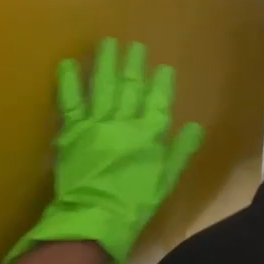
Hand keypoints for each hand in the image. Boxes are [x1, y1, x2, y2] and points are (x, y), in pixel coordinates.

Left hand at [3, 39, 204, 263]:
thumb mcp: (166, 180)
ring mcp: (95, 124)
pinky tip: (69, 64)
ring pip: (102, 86)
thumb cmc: (135, 203)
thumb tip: (194, 127)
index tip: (163, 67)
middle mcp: (123, 121)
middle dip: (133, 64)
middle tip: (134, 45)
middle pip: (129, 87)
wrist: (94, 219)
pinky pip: (70, 102)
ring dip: (105, 63)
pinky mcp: (71, 132)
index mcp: (149, 133)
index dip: (161, 83)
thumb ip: (180, 151)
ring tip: (107, 43)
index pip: (157, 100)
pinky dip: (69, 82)